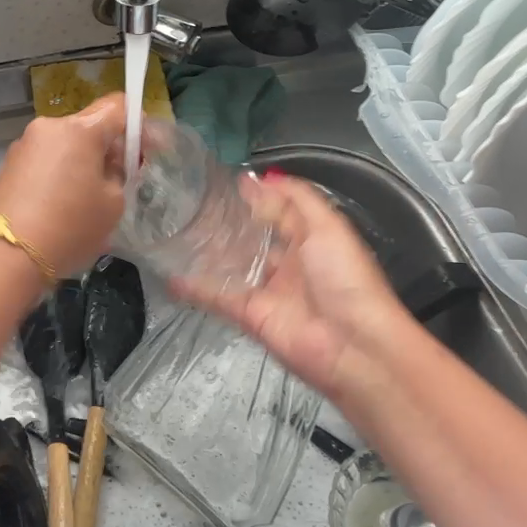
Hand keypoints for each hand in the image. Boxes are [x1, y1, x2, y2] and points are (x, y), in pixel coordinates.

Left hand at [0, 94, 127, 274]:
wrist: (6, 256)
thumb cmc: (69, 227)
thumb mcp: (112, 204)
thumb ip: (118, 174)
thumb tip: (108, 164)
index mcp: (79, 130)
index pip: (117, 106)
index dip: (137, 124)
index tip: (145, 150)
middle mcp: (49, 127)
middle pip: (89, 126)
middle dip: (107, 148)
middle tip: (118, 181)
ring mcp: (24, 144)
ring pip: (65, 144)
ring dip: (81, 162)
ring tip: (86, 201)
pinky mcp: (9, 164)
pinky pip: (45, 160)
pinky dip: (58, 174)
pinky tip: (59, 206)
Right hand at [175, 172, 413, 397]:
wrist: (353, 347)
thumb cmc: (346, 279)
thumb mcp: (329, 227)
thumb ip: (296, 198)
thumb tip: (259, 178)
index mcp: (313, 242)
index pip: (281, 212)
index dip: (258, 196)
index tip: (225, 180)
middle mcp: (290, 265)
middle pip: (254, 240)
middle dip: (228, 224)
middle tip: (192, 204)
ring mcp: (268, 291)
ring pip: (233, 267)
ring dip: (209, 254)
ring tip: (176, 232)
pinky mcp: (250, 316)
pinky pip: (219, 298)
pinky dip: (196, 288)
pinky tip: (172, 275)